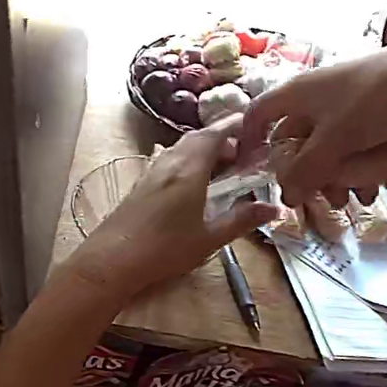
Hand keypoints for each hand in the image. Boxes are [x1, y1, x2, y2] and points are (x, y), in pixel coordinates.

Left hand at [62, 117, 279, 303]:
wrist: (112, 260)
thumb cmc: (164, 249)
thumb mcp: (209, 238)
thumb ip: (241, 220)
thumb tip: (274, 209)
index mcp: (189, 169)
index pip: (214, 134)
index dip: (235, 126)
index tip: (254, 126)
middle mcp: (170, 162)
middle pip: (198, 137)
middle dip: (222, 139)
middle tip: (243, 153)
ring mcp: (152, 171)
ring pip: (182, 147)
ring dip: (204, 149)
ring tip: (222, 167)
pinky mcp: (142, 183)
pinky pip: (170, 159)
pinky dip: (188, 159)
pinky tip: (194, 180)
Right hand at [241, 31, 386, 205]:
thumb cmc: (380, 98)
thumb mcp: (337, 138)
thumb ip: (307, 169)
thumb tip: (286, 196)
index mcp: (301, 93)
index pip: (261, 113)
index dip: (250, 139)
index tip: (251, 169)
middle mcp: (321, 98)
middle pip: (298, 141)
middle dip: (304, 174)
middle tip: (312, 201)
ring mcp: (352, 107)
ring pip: (330, 149)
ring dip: (335, 178)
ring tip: (348, 201)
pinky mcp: (379, 117)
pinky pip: (358, 148)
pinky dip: (360, 169)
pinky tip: (372, 190)